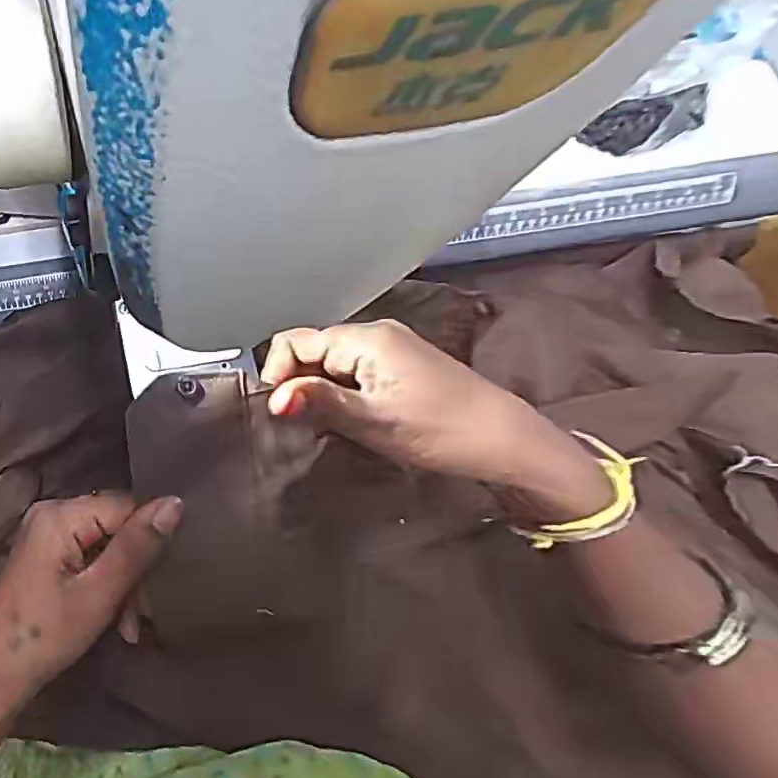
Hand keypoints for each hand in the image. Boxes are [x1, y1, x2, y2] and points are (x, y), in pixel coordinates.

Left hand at [0, 493, 182, 722]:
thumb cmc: (48, 635)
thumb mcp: (101, 592)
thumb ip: (137, 546)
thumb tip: (175, 503)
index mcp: (59, 515)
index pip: (126, 506)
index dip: (149, 538)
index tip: (159, 581)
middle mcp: (50, 511)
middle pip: (116, 524)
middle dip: (135, 568)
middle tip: (143, 613)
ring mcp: (44, 530)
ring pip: (106, 543)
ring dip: (124, 582)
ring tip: (128, 625)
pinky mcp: (45, 550)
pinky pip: (89, 554)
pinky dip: (105, 583)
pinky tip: (115, 618)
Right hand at [262, 321, 605, 511]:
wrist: (503, 442)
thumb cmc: (441, 429)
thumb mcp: (371, 419)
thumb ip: (319, 402)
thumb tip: (274, 399)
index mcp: (366, 338)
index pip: (294, 342)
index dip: (278, 375)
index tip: (280, 412)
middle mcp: (375, 335)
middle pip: (310, 352)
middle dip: (298, 386)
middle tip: (304, 424)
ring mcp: (388, 350)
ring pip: (328, 366)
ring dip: (318, 395)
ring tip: (328, 426)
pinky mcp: (397, 368)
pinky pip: (349, 375)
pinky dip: (339, 397)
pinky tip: (349, 421)